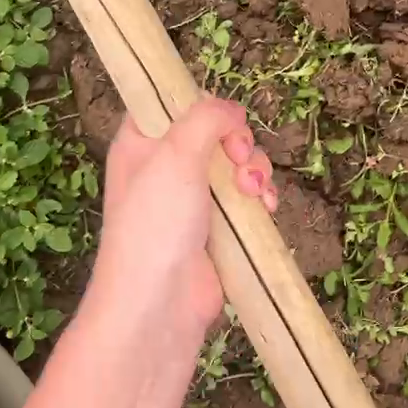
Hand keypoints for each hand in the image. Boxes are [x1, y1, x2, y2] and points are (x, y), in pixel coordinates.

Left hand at [91, 99, 276, 332]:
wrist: (158, 304)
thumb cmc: (155, 222)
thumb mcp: (175, 154)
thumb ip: (206, 118)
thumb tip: (232, 110)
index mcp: (142, 142)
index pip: (171, 104)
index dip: (201, 105)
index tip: (219, 119)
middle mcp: (165, 166)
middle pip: (214, 132)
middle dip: (238, 143)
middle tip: (238, 159)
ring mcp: (192, 198)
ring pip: (236, 163)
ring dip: (254, 170)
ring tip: (254, 192)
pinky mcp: (216, 226)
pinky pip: (246, 197)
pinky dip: (260, 197)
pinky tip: (266, 208)